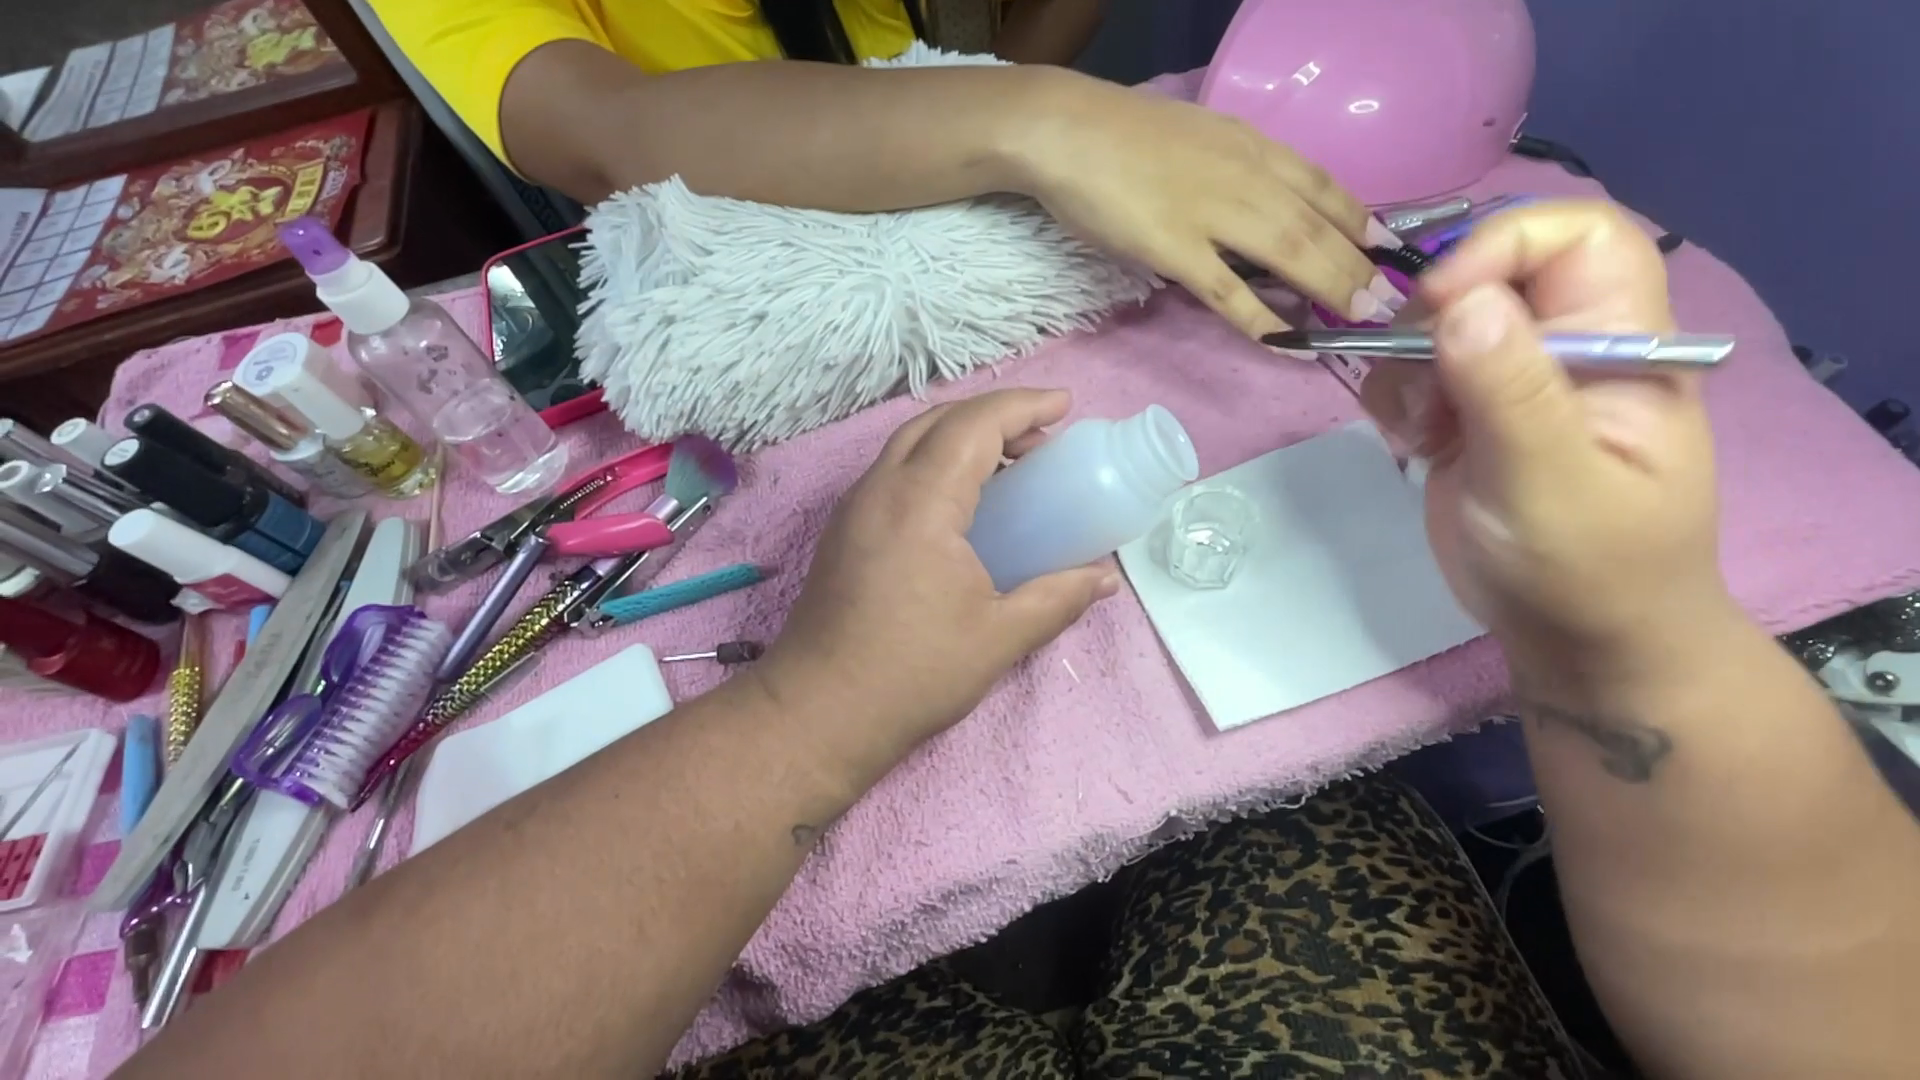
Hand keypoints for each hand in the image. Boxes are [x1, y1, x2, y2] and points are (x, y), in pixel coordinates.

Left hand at [754, 389, 1120, 764]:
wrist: (819, 712)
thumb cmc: (911, 674)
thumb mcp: (999, 638)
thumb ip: (1057, 599)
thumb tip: (1104, 578)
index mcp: (920, 503)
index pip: (974, 425)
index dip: (1023, 406)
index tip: (1065, 405)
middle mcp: (880, 490)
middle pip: (938, 421)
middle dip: (994, 415)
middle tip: (1041, 438)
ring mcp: (854, 508)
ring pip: (910, 443)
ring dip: (961, 437)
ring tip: (1009, 465)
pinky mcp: (844, 531)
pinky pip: (894, 472)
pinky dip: (935, 463)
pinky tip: (962, 503)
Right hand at [1011, 71, 1402, 341]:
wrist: (1068, 131)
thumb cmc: (1123, 135)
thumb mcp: (1197, 138)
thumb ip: (1231, 169)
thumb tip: (1254, 205)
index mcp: (1250, 148)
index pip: (1322, 185)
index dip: (1359, 219)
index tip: (1387, 247)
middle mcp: (1245, 178)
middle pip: (1316, 225)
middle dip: (1357, 266)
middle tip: (1386, 302)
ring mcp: (1211, 214)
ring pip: (1287, 254)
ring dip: (1328, 288)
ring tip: (1357, 319)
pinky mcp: (1174, 250)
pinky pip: (1225, 292)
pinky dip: (1259, 319)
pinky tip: (1285, 341)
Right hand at [1359, 200, 1736, 678]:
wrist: (1573, 636)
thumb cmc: (1588, 566)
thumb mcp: (1551, 482)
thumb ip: (1511, 392)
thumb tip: (1463, 302)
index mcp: (1619, 342)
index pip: (1574, 237)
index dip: (1501, 248)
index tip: (1440, 309)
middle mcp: (1564, 347)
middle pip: (1485, 275)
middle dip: (1432, 325)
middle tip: (1421, 392)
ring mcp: (1508, 382)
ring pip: (1432, 327)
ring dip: (1403, 371)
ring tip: (1419, 433)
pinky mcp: (1463, 416)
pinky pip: (1410, 374)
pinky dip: (1393, 400)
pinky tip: (1411, 446)